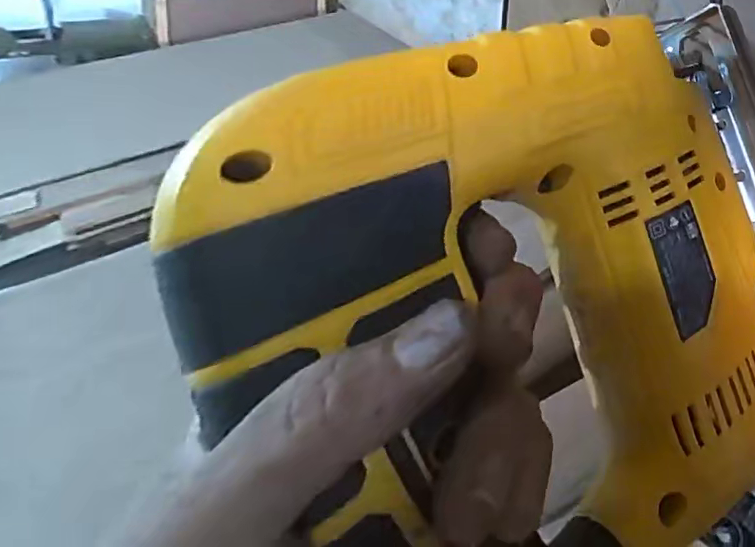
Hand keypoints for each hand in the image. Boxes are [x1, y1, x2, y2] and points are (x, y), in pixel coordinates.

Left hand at [124, 211, 550, 546]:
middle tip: (503, 356)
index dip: (450, 235)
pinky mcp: (472, 474)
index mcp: (315, 363)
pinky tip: (492, 527)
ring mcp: (432, 429)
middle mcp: (383, 382)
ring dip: (505, 437)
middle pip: (474, 308)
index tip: (490, 249)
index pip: (389, 266)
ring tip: (467, 518)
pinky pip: (528, 441)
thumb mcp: (226, 500)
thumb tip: (457, 320)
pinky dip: (522, 480)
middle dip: (503, 325)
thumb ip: (319, 413)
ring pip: (509, 378)